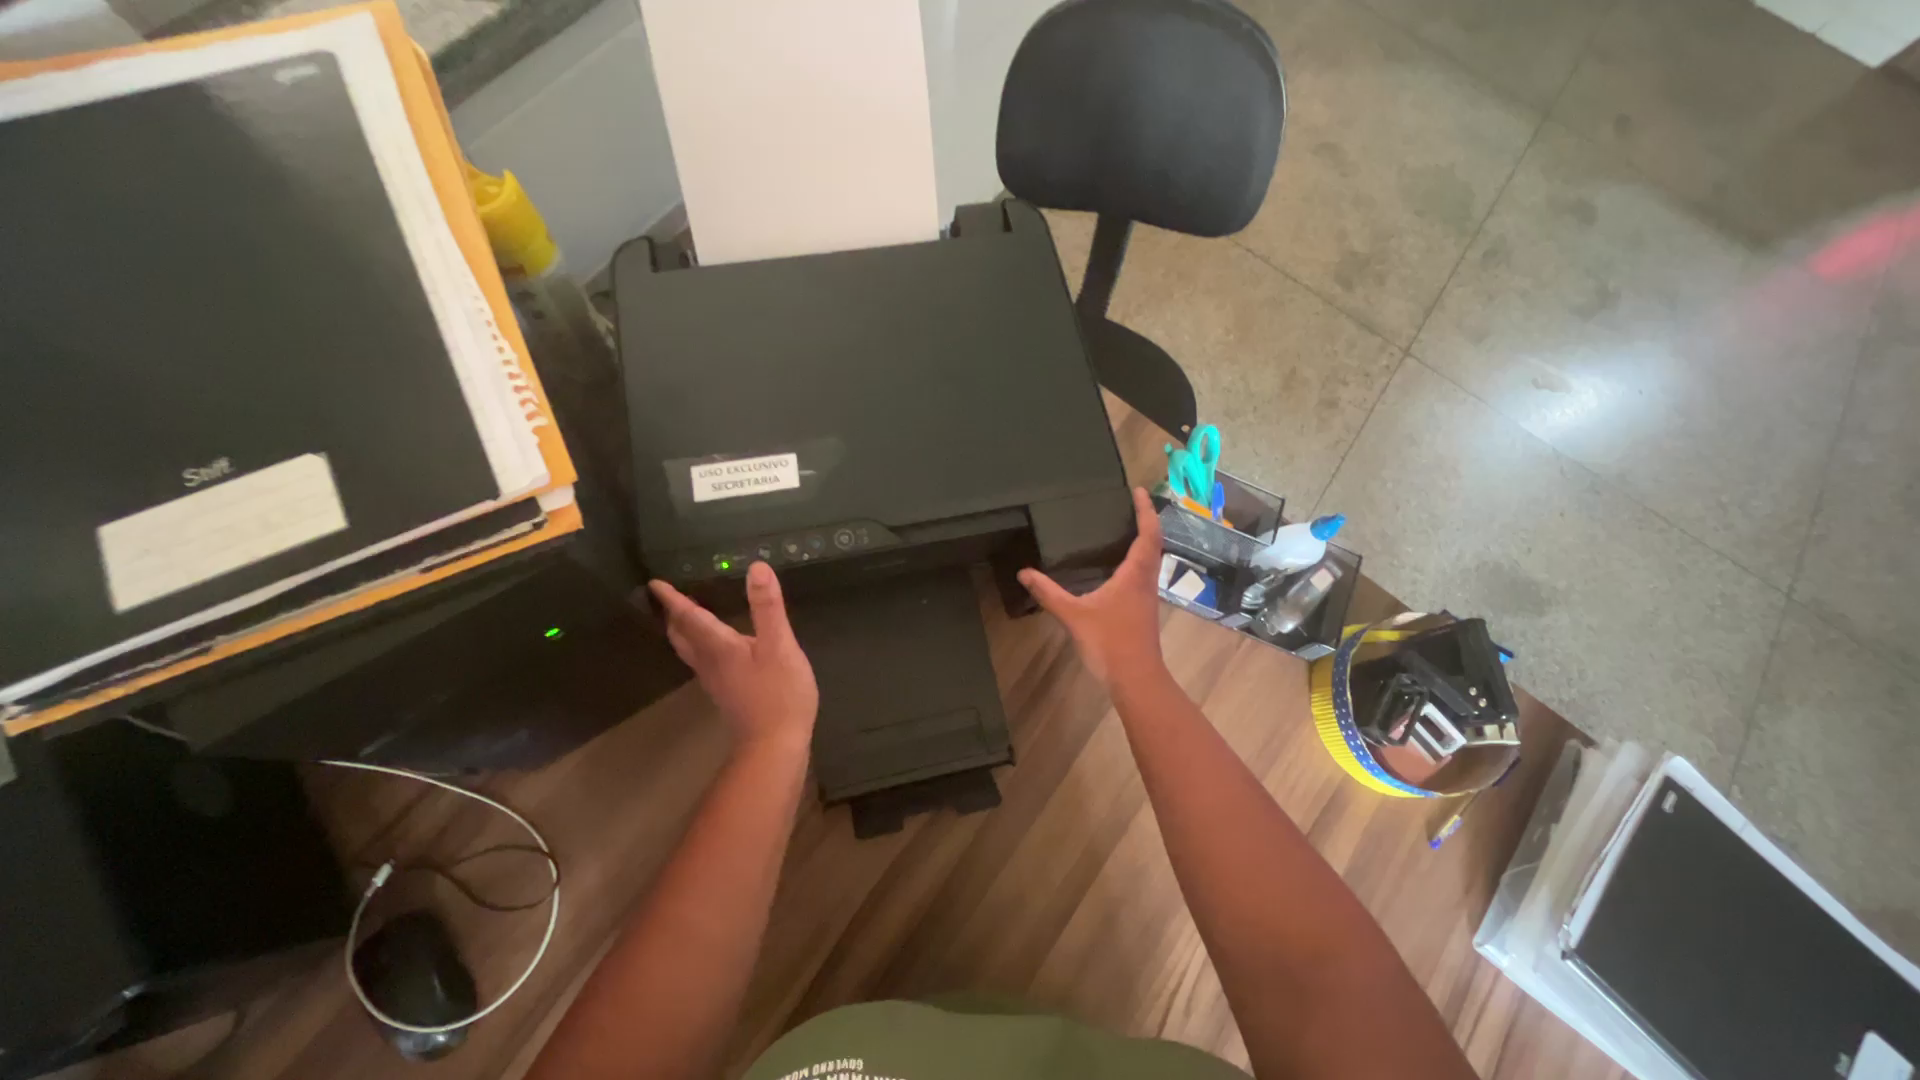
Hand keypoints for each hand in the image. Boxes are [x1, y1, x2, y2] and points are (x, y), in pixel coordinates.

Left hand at [649, 562, 818, 754]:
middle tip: (666, 598)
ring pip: (688, 651)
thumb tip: (756, 568)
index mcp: (718, 646)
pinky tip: (713, 646)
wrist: (775, 744)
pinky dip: (698, 646)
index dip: (673, 599)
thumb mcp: (780, 645)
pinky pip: (701, 661)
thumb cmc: (779, 693)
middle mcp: (709, 662)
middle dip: (672, 616)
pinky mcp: (725, 693)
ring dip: (682, 631)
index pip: (689, 616)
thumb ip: (767, 607)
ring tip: (684, 617)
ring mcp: (715, 680)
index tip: (655, 584)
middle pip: (681, 636)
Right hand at [1018, 487, 1166, 687]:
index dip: (1145, 511)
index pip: (1147, 534)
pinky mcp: (1143, 611)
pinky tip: (1118, 568)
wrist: (1136, 679)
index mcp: (1134, 575)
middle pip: (1153, 543)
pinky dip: (1136, 561)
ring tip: (1125, 529)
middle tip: (1131, 505)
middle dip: (1146, 521)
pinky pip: (1143, 575)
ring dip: (1143, 541)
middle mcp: (1146, 581)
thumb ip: (1049, 593)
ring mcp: (1147, 597)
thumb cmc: (1109, 643)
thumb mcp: (1074, 616)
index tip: (1137, 491)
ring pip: (1150, 560)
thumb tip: (1024, 572)